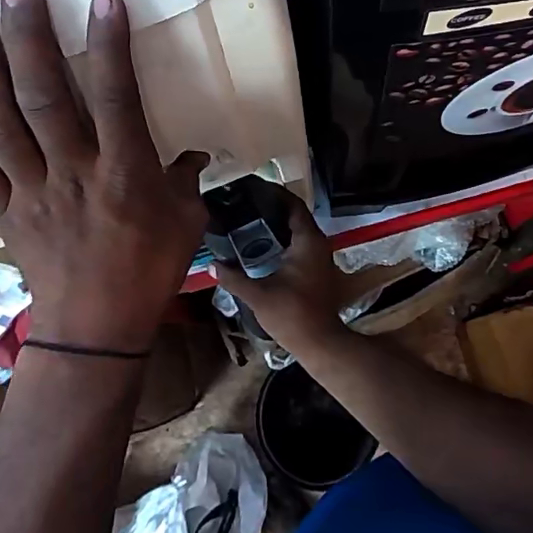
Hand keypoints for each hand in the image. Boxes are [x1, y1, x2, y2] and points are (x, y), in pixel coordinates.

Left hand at [0, 0, 209, 353]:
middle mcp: (72, 173)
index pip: (117, 99)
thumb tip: (193, 151)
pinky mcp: (2, 208)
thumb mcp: (185, 221)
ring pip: (1, 125)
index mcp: (124, 173)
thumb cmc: (148, 271)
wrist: (96, 331)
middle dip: (31, 40)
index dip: (110, 48)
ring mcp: (30, 190)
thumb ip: (185, 177)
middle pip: (47, 99)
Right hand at [215, 190, 350, 352]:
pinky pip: (300, 243)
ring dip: (277, 223)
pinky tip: (262, 244)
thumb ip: (233, 277)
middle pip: (296, 215)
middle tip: (245, 202)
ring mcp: (320, 258)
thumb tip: (211, 264)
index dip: (274, 193)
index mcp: (308, 241)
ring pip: (298, 230)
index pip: (293, 205)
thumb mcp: (258, 295)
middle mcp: (318, 244)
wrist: (321, 344)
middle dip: (272, 206)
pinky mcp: (317, 270)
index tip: (251, 187)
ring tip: (249, 219)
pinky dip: (282, 237)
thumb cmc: (292, 315)